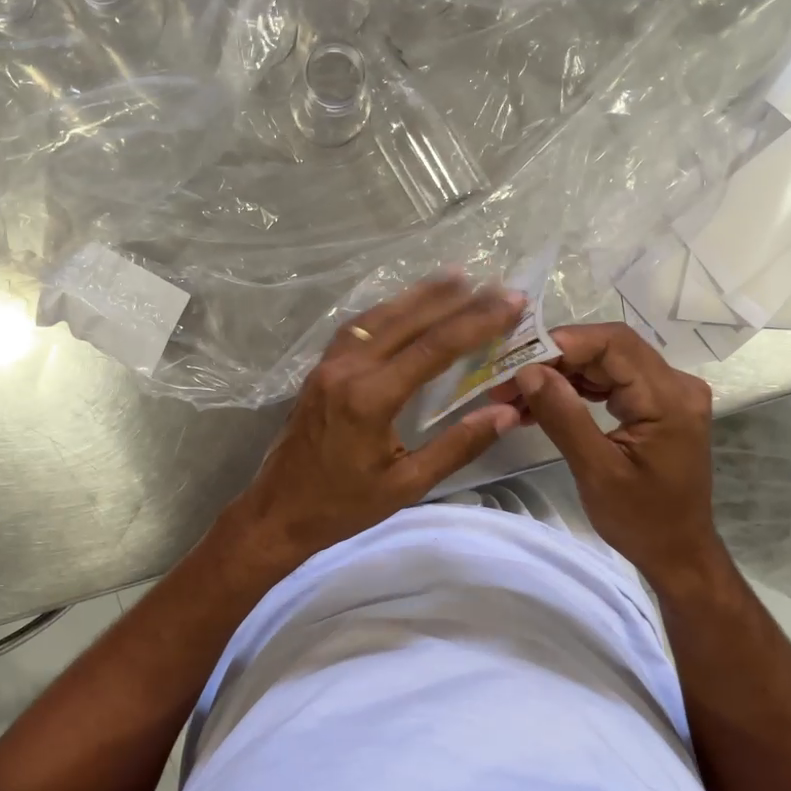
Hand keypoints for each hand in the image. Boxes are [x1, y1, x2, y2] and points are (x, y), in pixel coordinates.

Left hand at [225, 271, 525, 564]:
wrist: (278, 512)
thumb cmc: (342, 506)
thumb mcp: (406, 485)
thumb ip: (456, 447)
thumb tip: (506, 414)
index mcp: (370, 399)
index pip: (433, 348)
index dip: (477, 322)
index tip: (512, 303)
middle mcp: (347, 370)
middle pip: (408, 321)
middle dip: (455, 300)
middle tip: (496, 283)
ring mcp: (327, 366)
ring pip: (379, 317)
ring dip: (419, 296)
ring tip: (457, 279)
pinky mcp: (318, 371)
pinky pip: (357, 329)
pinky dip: (387, 311)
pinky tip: (405, 306)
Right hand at [491, 323, 732, 596]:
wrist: (678, 552)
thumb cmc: (641, 519)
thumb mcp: (597, 471)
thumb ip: (565, 417)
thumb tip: (528, 372)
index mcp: (669, 398)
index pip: (614, 345)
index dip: (563, 343)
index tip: (515, 361)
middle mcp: (676, 385)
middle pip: (609, 350)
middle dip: (555, 359)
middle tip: (506, 382)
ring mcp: (668, 395)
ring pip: (607, 364)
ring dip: (561, 375)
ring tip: (515, 395)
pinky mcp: (656, 407)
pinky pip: (612, 384)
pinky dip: (576, 390)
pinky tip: (542, 404)